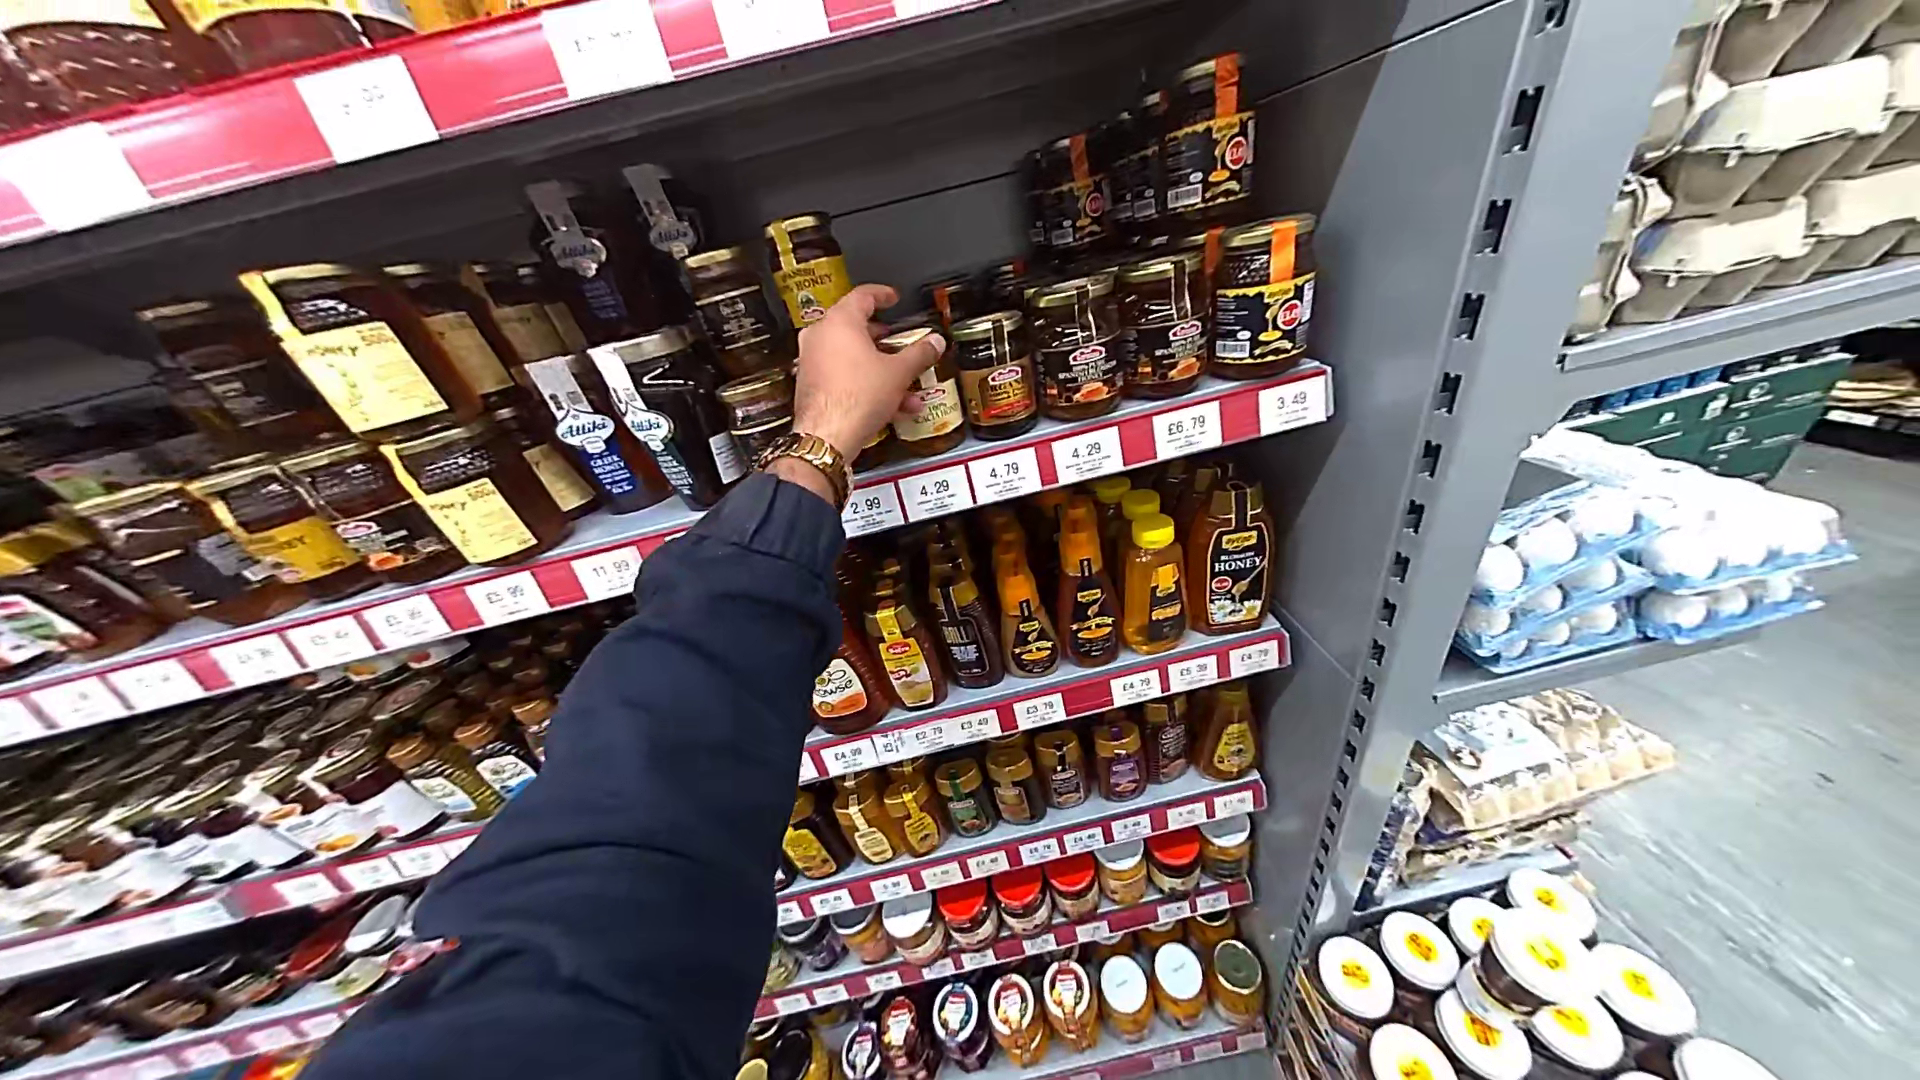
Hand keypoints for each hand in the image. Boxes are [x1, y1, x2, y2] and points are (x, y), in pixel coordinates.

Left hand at [792, 284, 945, 458]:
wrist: (827, 437)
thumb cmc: (855, 399)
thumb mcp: (899, 373)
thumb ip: (920, 354)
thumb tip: (935, 343)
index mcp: (840, 321)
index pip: (863, 295)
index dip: (883, 295)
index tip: (892, 298)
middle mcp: (820, 336)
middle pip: (857, 328)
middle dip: (885, 340)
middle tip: (901, 342)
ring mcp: (813, 361)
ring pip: (853, 357)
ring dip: (881, 369)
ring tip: (906, 386)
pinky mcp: (812, 384)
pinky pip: (844, 376)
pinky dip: (866, 384)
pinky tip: (890, 404)